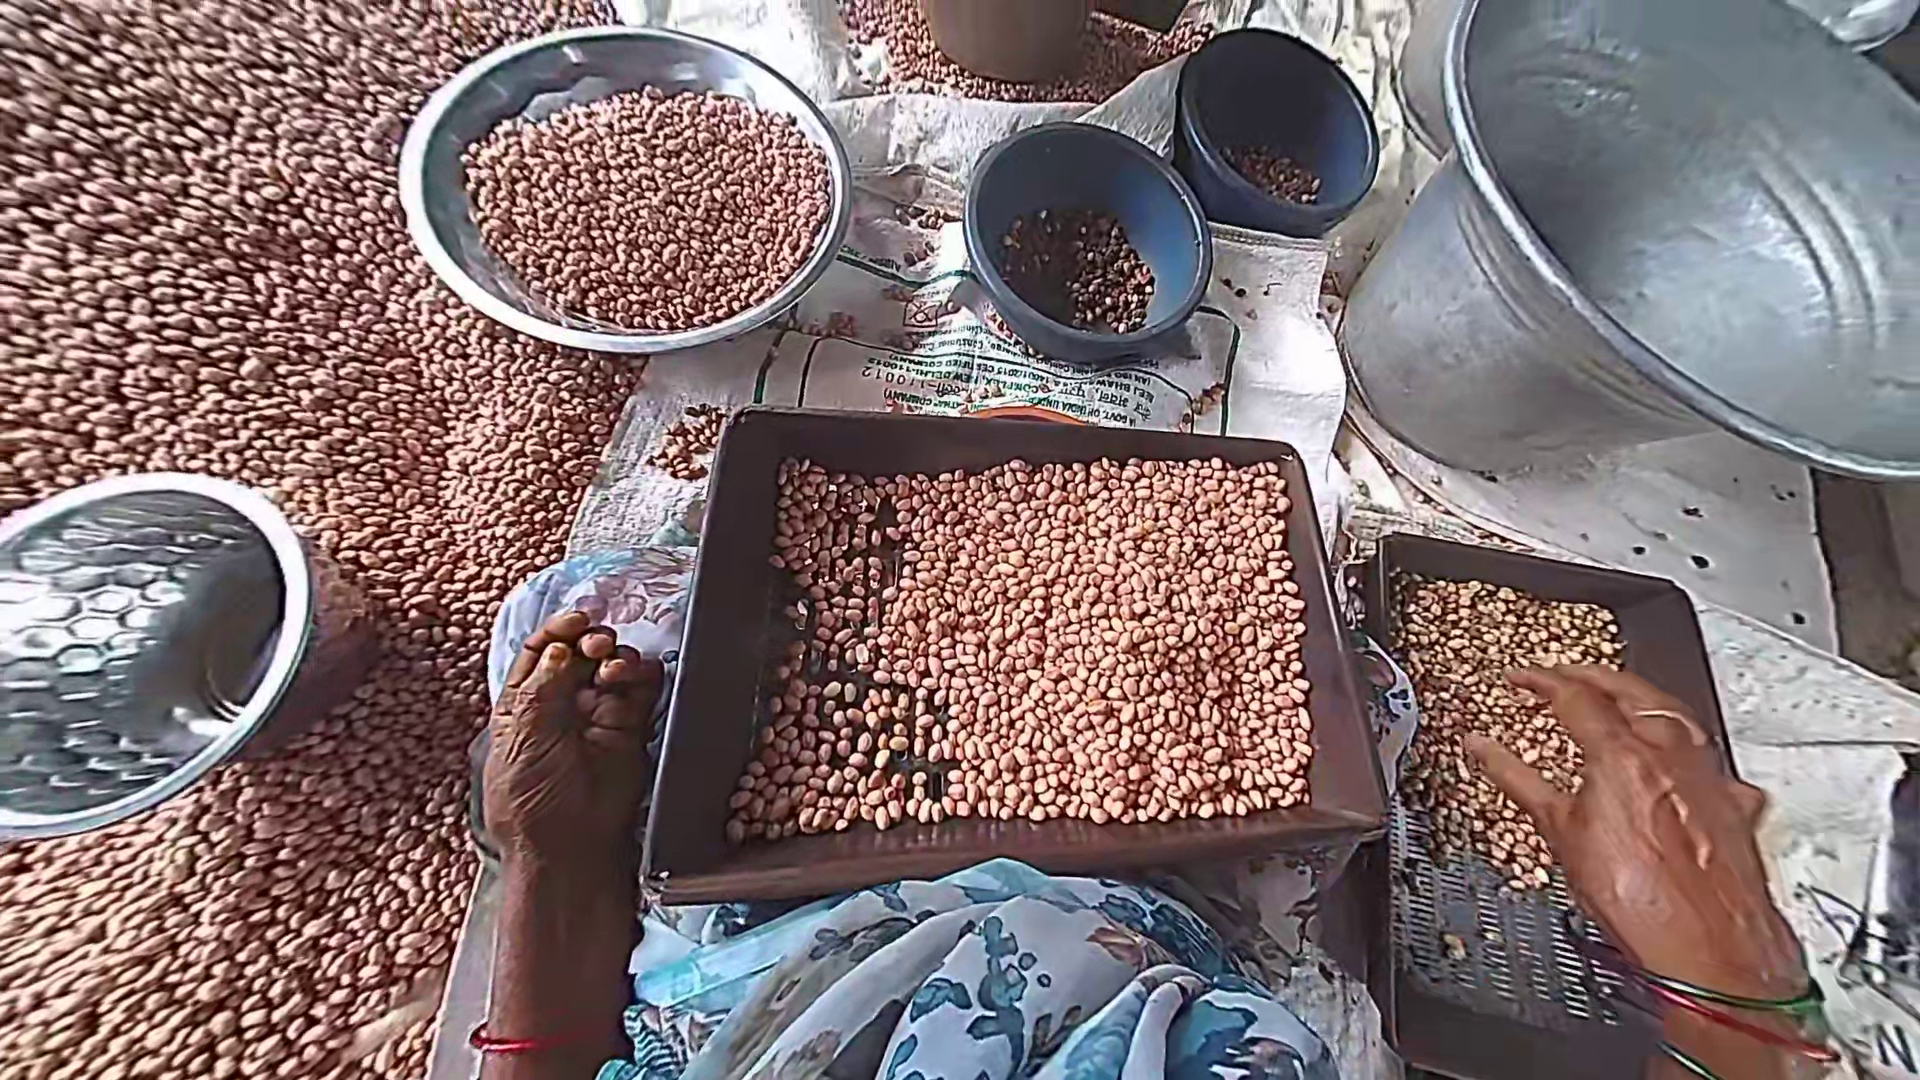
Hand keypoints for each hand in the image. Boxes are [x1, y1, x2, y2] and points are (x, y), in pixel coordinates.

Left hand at [484, 611, 663, 870]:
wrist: (572, 840)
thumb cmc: (532, 798)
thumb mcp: (522, 741)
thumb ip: (542, 690)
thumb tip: (559, 649)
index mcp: (526, 703)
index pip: (540, 652)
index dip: (556, 631)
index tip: (576, 620)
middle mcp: (565, 700)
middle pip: (580, 652)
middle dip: (590, 640)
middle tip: (597, 643)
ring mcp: (601, 709)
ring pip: (614, 663)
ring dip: (616, 655)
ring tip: (613, 665)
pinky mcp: (633, 720)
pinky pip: (643, 684)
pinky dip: (641, 671)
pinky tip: (629, 676)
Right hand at [1468, 666, 1805, 999]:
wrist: (1711, 955)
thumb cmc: (1636, 896)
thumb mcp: (1555, 827)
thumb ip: (1514, 775)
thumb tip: (1478, 745)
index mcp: (1623, 757)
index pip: (1576, 697)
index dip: (1540, 680)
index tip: (1519, 677)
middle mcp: (1673, 760)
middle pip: (1637, 694)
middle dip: (1596, 675)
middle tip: (1566, 671)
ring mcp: (1710, 783)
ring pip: (1681, 718)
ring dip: (1642, 699)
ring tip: (1616, 698)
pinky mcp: (1734, 811)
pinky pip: (1713, 761)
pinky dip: (1687, 747)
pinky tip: (1677, 759)